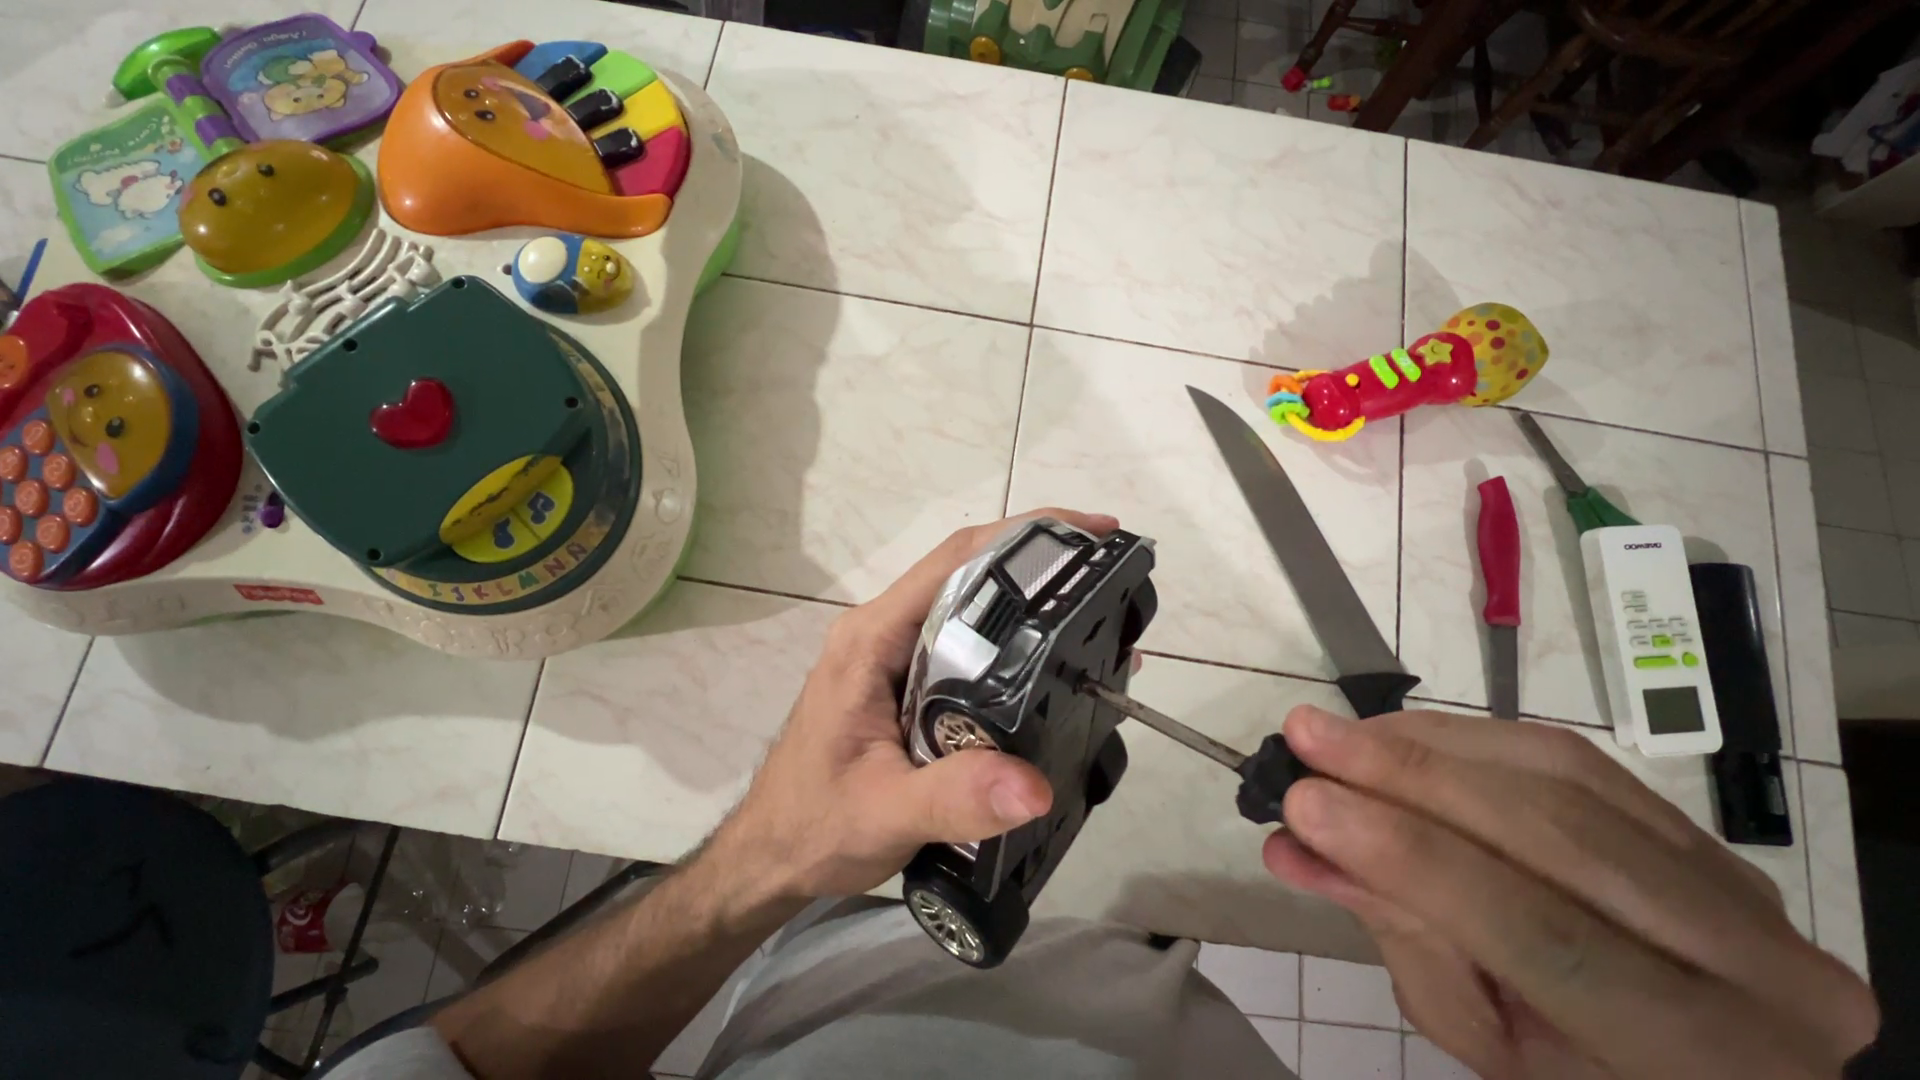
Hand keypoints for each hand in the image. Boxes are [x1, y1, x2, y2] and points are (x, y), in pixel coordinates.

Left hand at [711, 509, 1118, 902]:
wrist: (773, 853)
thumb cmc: (815, 825)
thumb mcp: (886, 813)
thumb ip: (954, 799)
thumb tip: (1038, 786)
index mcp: (872, 638)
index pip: (955, 561)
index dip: (1026, 536)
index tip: (1092, 532)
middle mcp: (883, 632)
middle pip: (970, 573)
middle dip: (1043, 565)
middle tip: (1112, 578)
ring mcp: (893, 655)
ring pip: (971, 608)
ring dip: (1032, 605)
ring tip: (1101, 619)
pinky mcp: (904, 682)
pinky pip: (965, 646)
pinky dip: (1013, 645)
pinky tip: (1054, 668)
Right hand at [1261, 706, 1876, 1079]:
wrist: (1716, 1066)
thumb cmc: (1577, 1073)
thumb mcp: (1488, 1040)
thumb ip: (1405, 937)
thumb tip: (1297, 846)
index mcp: (1700, 1052)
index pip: (1539, 931)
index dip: (1410, 856)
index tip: (1301, 804)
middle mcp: (1748, 954)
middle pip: (1559, 830)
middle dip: (1409, 773)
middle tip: (1304, 735)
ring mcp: (1733, 877)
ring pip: (1565, 774)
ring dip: (1428, 742)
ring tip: (1335, 734)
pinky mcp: (1696, 826)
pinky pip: (1574, 758)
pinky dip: (1469, 737)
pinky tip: (1400, 736)